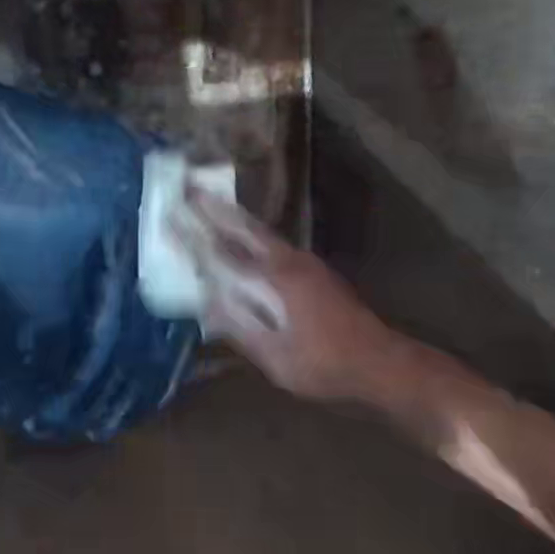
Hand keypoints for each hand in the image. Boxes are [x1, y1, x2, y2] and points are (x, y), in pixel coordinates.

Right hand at [170, 191, 402, 401]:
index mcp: (276, 281)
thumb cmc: (327, 366)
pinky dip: (249, 233)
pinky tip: (241, 237)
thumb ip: (240, 328)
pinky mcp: (313, 271)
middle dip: (215, 208)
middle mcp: (289, 262)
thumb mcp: (277, 358)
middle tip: (189, 187)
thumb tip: (206, 303)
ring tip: (209, 202)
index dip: (195, 236)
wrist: (384, 365)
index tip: (170, 215)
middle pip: (245, 228)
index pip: (224, 254)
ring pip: (260, 232)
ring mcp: (304, 263)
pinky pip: (272, 243)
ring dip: (233, 217)